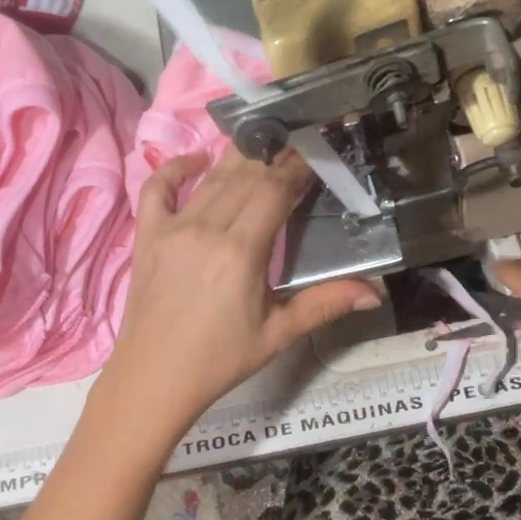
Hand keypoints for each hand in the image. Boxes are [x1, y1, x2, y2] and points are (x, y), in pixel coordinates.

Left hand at [96, 149, 380, 437]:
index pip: (274, 191)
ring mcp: (172, 229)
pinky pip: (157, 190)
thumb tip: (373, 293)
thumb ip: (323, 304)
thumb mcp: (277, 334)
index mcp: (241, 251)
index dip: (296, 169)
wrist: (154, 379)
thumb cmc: (220, 360)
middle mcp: (206, 229)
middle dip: (274, 158)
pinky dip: (176, 169)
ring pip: (211, 180)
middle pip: (245, 178)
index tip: (314, 155)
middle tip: (296, 144)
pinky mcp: (147, 236)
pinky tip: (198, 160)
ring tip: (262, 140)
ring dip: (238, 158)